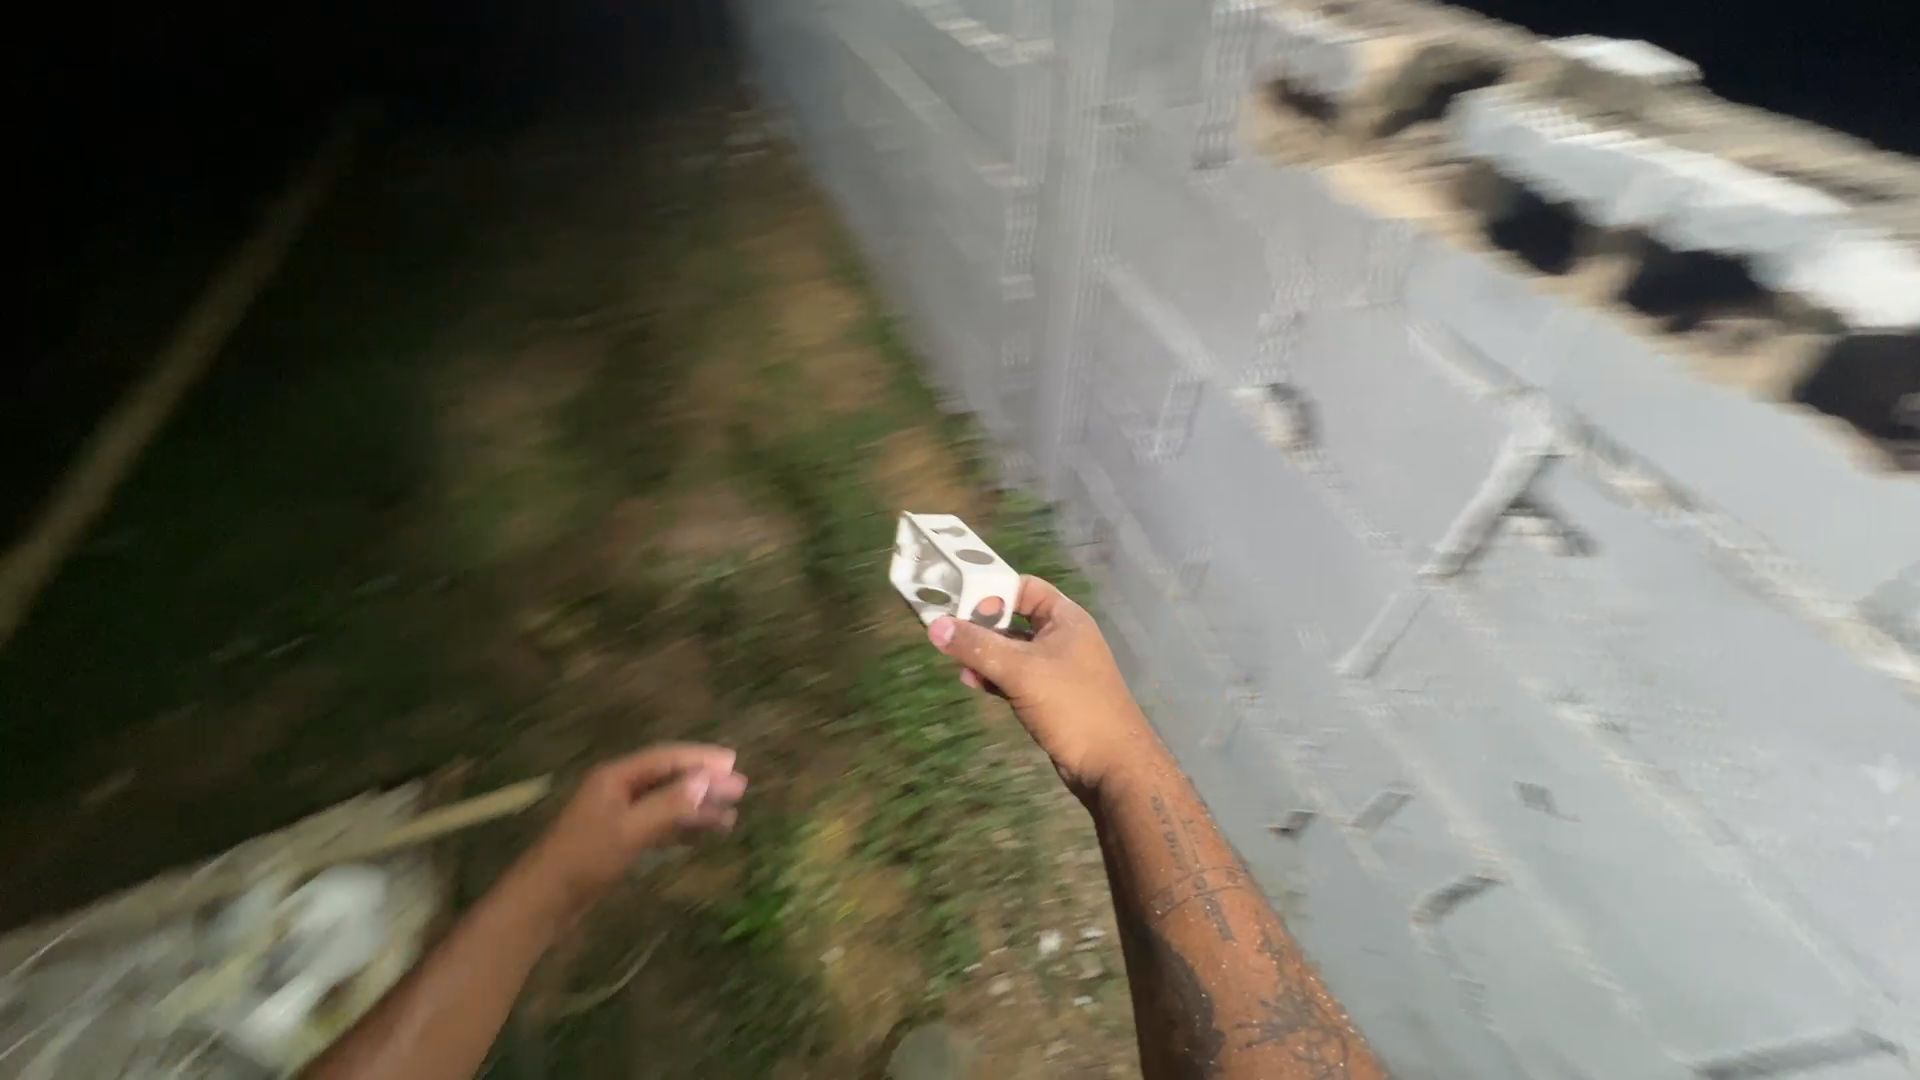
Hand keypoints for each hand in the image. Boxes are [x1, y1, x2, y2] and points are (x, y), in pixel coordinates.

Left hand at [520, 744, 746, 919]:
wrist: (541, 904)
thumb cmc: (583, 860)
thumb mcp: (629, 830)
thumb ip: (668, 804)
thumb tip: (705, 781)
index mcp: (616, 777)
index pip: (667, 758)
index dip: (700, 759)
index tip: (732, 763)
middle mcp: (619, 789)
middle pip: (670, 779)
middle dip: (704, 784)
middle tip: (739, 790)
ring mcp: (618, 814)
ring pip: (667, 803)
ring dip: (697, 808)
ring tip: (729, 817)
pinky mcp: (619, 839)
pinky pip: (659, 825)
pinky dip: (682, 828)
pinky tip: (702, 836)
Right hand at [928, 575, 1155, 799]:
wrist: (1111, 765)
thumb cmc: (1071, 704)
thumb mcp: (1020, 670)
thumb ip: (977, 647)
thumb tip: (934, 626)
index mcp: (1065, 618)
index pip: (1025, 587)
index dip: (993, 590)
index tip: (960, 600)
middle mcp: (1061, 638)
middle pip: (1013, 619)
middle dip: (982, 626)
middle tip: (948, 632)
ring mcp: (1055, 668)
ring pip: (1011, 651)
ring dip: (984, 655)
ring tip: (957, 663)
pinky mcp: (1048, 696)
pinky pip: (1014, 677)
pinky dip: (994, 677)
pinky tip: (973, 683)